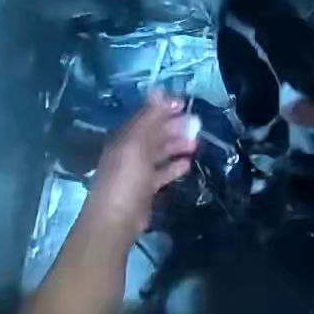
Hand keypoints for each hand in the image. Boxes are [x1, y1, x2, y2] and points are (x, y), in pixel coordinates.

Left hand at [86, 89, 199, 231]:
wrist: (115, 221)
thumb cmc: (125, 180)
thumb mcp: (136, 145)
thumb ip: (149, 120)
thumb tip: (160, 91)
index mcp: (124, 139)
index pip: (146, 117)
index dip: (164, 109)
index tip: (185, 103)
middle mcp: (129, 152)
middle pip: (154, 134)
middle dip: (174, 126)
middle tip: (197, 124)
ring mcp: (136, 171)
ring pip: (159, 152)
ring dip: (176, 145)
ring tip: (196, 142)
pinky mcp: (144, 189)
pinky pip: (161, 172)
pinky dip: (173, 166)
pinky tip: (187, 164)